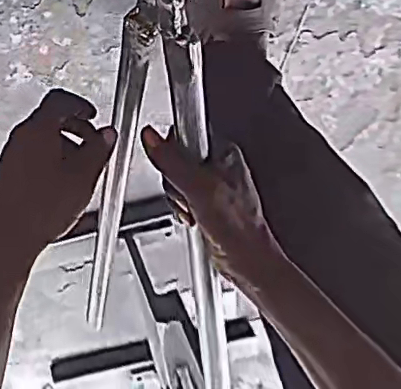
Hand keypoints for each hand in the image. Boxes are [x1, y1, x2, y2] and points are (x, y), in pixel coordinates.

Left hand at [0, 88, 115, 258]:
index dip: (80, 105)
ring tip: (79, 166)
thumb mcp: (83, 177)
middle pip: (50, 117)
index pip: (59, 100)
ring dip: (63, 143)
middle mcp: (21, 136)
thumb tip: (107, 135)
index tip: (91, 114)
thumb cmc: (41, 208)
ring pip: (41, 136)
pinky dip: (49, 157)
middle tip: (91, 140)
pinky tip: (61, 181)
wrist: (11, 237)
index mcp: (38, 128)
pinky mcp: (8, 171)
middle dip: (75, 127)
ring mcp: (12, 153)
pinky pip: (32, 153)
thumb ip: (98, 150)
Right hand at [141, 126, 285, 291]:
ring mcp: (211, 185)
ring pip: (175, 179)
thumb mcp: (199, 188)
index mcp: (223, 151)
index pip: (184, 133)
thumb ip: (172, 161)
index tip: (175, 168)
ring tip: (193, 210)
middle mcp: (217, 165)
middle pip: (175, 158)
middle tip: (189, 195)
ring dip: (178, 198)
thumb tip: (151, 137)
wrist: (249, 265)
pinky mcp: (204, 203)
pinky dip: (180, 208)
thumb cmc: (239, 229)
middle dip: (175, 182)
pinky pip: (179, 196)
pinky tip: (192, 217)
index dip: (173, 150)